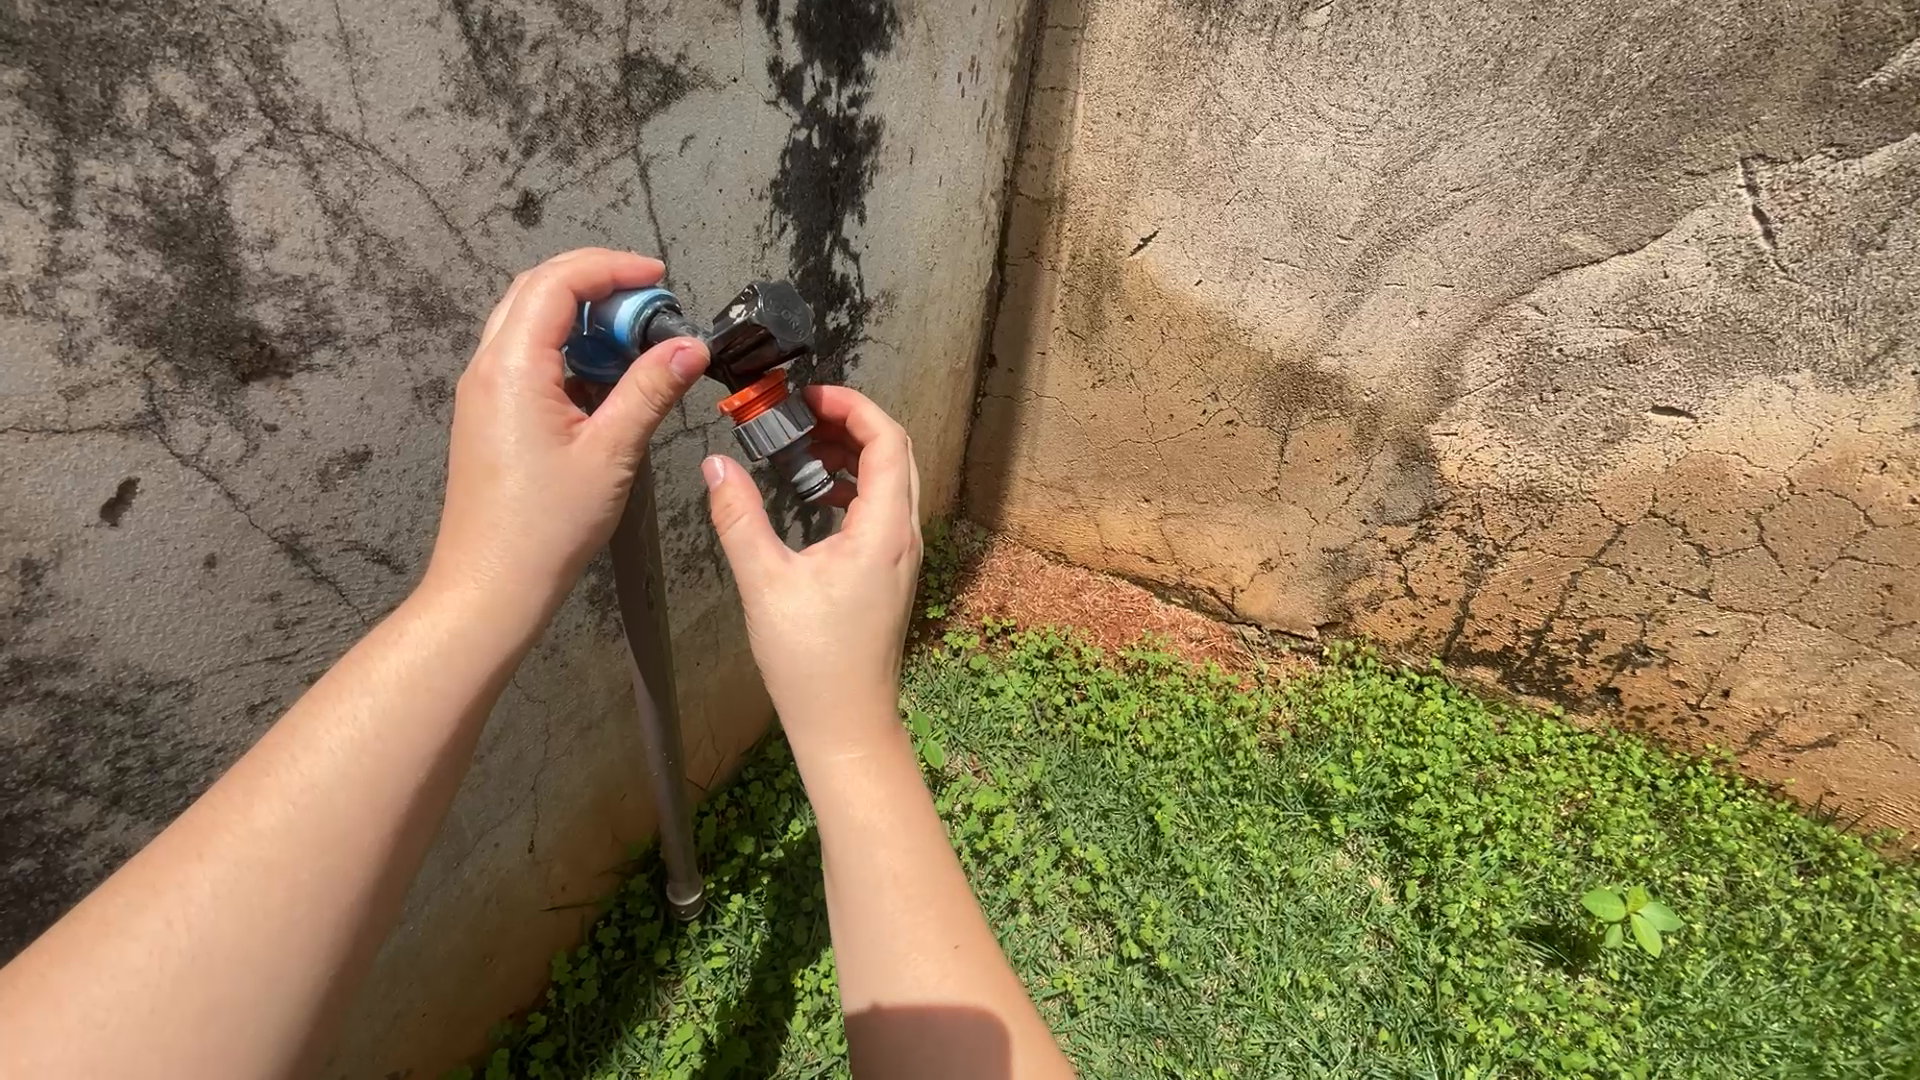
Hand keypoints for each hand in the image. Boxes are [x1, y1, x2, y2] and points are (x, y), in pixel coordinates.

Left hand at [425, 249, 709, 611]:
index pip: (556, 284)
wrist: (495, 582)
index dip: (610, 269)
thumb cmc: (550, 522)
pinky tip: (611, 382)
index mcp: (512, 368)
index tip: (660, 278)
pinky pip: (534, 361)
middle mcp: (489, 368)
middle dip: (598, 286)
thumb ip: (650, 390)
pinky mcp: (496, 416)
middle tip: (653, 305)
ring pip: (534, 326)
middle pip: (538, 293)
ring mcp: (488, 392)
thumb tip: (692, 345)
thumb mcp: (612, 451)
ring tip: (640, 342)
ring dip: (587, 321)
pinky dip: (576, 354)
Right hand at [702, 386, 922, 750]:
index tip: (809, 397)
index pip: (888, 440)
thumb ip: (739, 517)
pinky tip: (816, 495)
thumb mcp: (765, 583)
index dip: (854, 406)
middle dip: (853, 424)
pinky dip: (854, 488)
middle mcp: (905, 536)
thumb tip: (715, 465)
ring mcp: (903, 555)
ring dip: (854, 455)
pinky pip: (883, 510)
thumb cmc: (810, 659)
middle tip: (802, 415)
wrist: (846, 721)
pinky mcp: (891, 572)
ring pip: (891, 482)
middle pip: (896, 454)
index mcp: (885, 529)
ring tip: (803, 447)